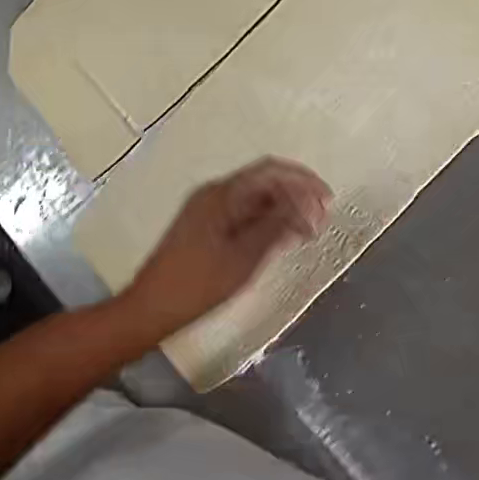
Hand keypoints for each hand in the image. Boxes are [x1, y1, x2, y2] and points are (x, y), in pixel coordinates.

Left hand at [120, 157, 332, 333]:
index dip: (304, 181)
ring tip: (309, 230)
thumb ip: (276, 227)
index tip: (328, 200)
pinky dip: (266, 221)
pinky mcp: (205, 226)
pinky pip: (243, 212)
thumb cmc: (197, 285)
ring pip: (254, 198)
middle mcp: (213, 194)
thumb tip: (305, 205)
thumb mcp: (244, 258)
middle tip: (322, 217)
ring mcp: (207, 209)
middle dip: (296, 194)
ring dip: (283, 208)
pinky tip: (283, 238)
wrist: (150, 308)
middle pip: (263, 181)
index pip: (271, 171)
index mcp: (221, 194)